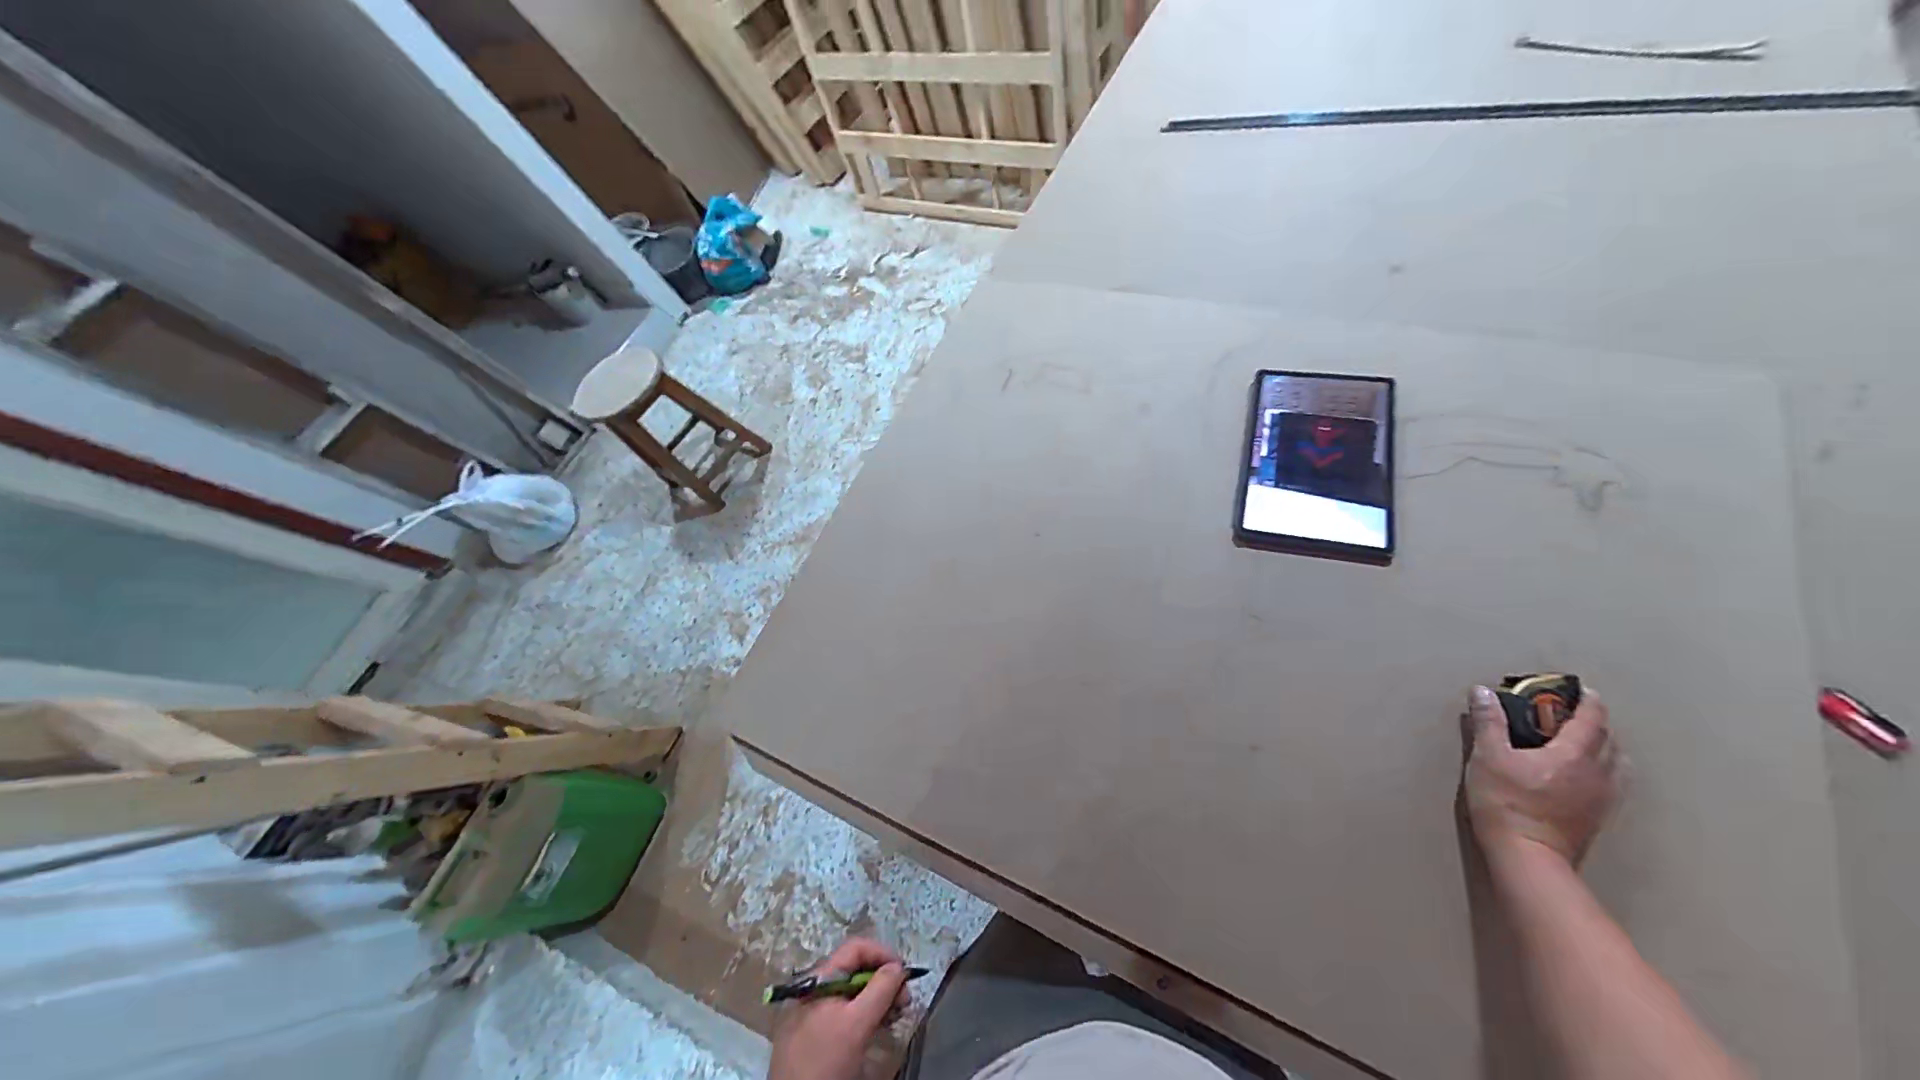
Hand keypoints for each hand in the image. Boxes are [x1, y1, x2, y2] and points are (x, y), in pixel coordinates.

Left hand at [768, 938, 910, 1079]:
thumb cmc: (826, 1061)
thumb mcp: (858, 1024)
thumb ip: (880, 989)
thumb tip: (897, 966)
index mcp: (820, 977)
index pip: (856, 948)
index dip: (883, 954)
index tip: (904, 973)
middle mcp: (815, 987)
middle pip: (855, 969)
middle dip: (883, 979)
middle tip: (904, 1000)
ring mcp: (813, 1009)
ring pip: (851, 991)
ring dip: (877, 997)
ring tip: (894, 1015)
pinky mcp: (815, 1031)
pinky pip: (844, 1010)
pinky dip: (864, 1013)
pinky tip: (877, 1026)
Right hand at [1463, 684, 1621, 865]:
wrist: (1528, 856)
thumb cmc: (1506, 802)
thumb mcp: (1487, 757)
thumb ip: (1488, 722)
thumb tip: (1483, 691)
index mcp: (1574, 754)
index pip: (1591, 719)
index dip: (1588, 701)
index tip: (1579, 690)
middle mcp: (1597, 772)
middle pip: (1608, 739)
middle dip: (1594, 722)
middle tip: (1569, 714)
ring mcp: (1603, 797)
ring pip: (1616, 762)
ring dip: (1603, 746)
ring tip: (1580, 742)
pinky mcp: (1599, 816)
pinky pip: (1613, 782)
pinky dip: (1604, 768)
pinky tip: (1585, 773)